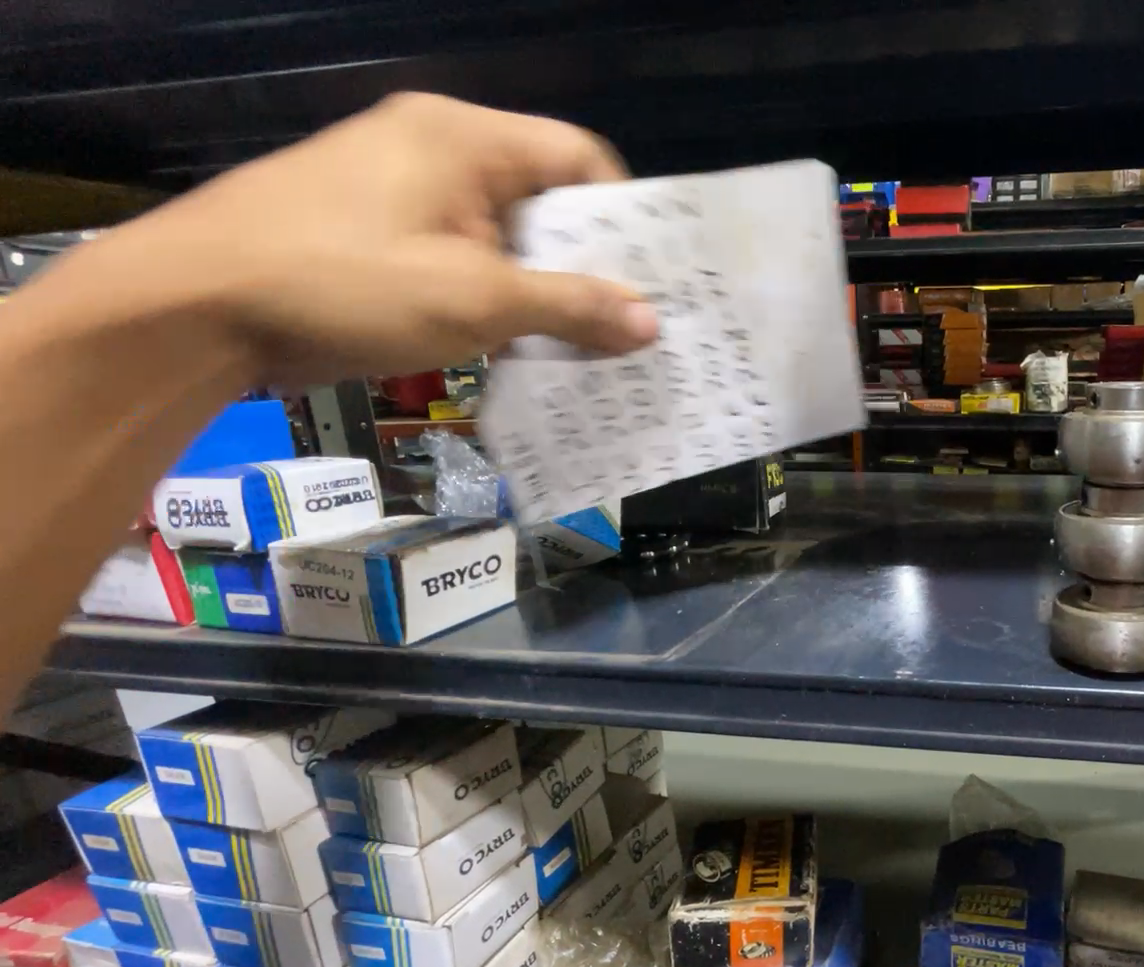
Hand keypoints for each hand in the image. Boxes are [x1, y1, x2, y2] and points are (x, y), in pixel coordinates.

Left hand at [41, 93, 658, 386]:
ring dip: (549, 291)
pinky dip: (504, 300)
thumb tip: (651, 323)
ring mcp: (405, 193)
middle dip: (592, 264)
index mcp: (463, 139)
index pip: (580, 157)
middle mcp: (438, 151)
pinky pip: (470, 259)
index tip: (650, 277)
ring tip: (585, 345)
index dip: (625, 216)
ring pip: (510, 237)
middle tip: (630, 321)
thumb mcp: (476, 301)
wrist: (189, 309)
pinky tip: (523, 347)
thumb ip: (572, 307)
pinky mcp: (383, 235)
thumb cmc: (345, 285)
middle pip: (548, 200)